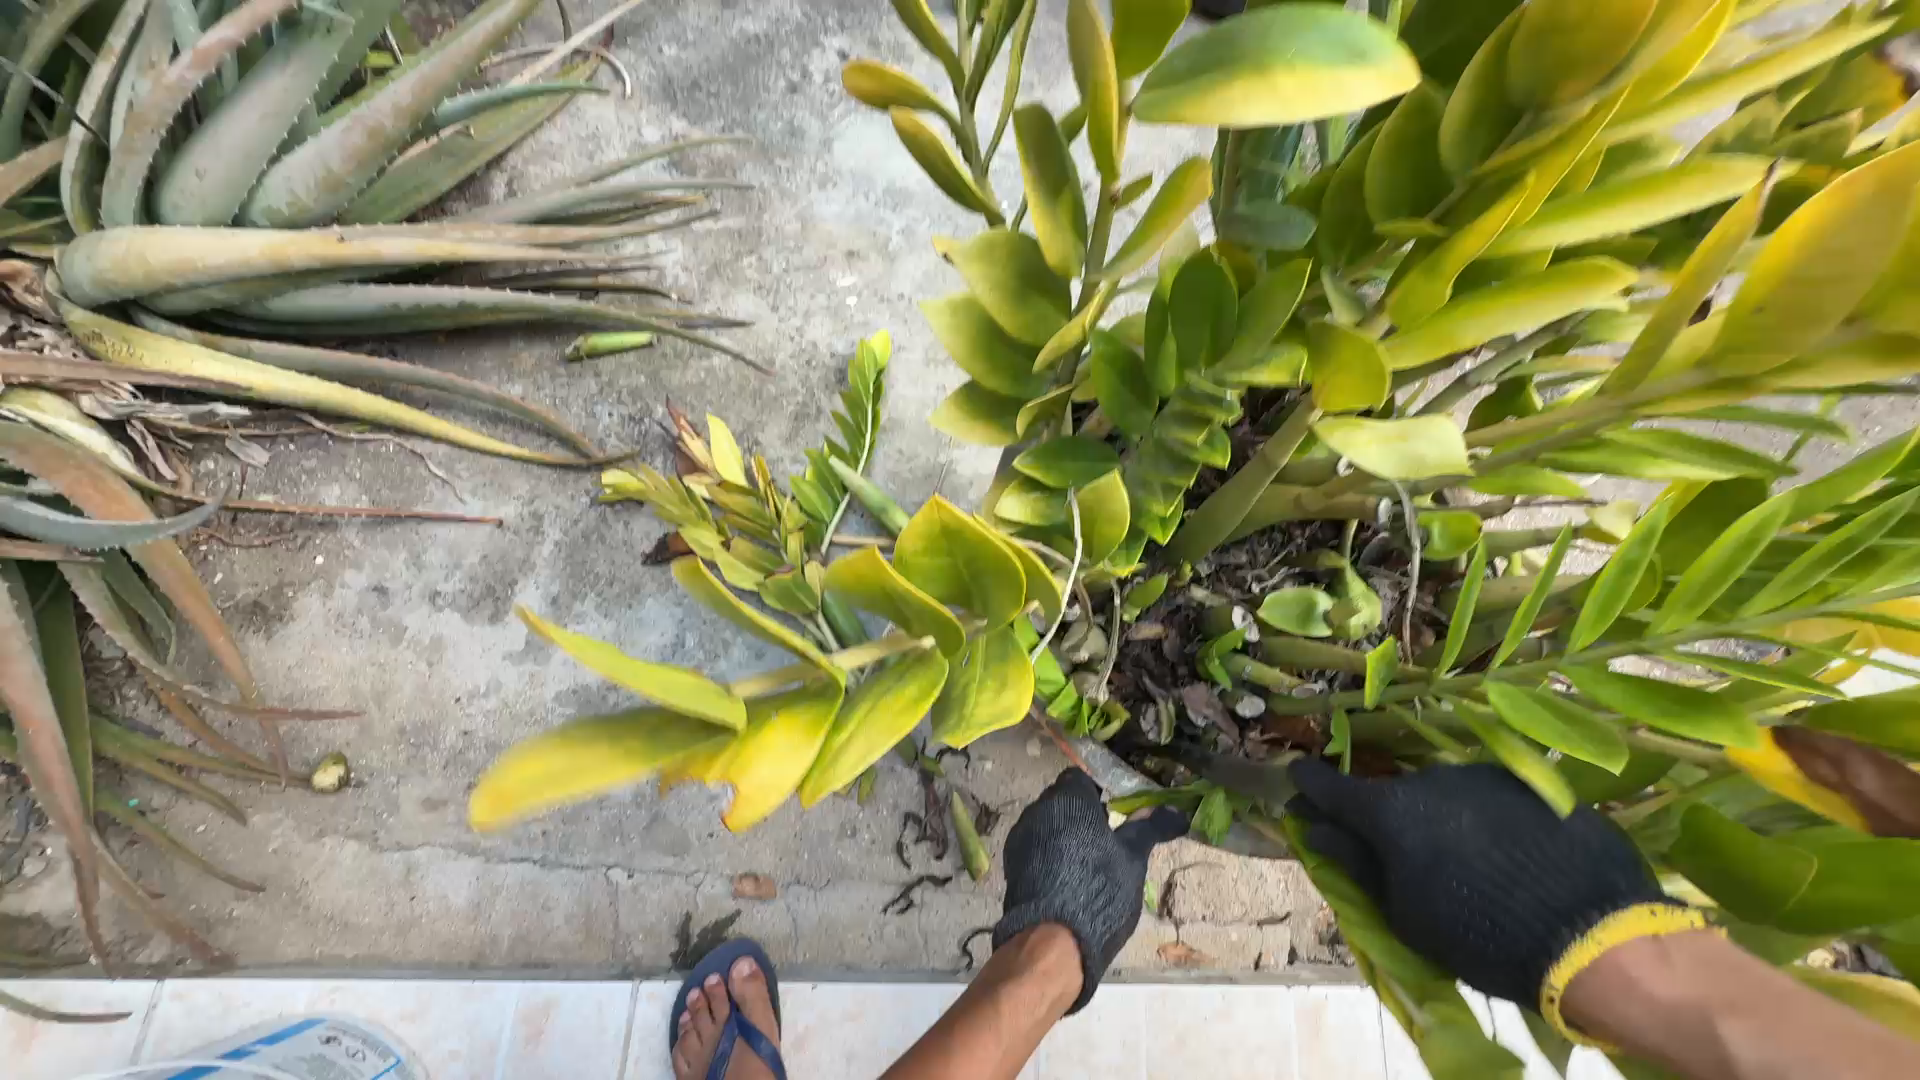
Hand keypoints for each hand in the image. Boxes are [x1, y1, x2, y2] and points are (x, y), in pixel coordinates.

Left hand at [992, 769, 1188, 1013]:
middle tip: (1106, 839)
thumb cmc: (1100, 889)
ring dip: (1065, 833)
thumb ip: (1150, 827)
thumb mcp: (1132, 858)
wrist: (1052, 940)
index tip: (1115, 812)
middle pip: (1063, 800)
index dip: (1099, 792)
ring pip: (1047, 823)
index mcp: (1069, 798)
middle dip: (1082, 813)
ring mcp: (1021, 835)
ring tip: (1088, 862)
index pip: (1082, 778)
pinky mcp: (1012, 861)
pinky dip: (1049, 853)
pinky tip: (1066, 879)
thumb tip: (1178, 810)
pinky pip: (1035, 845)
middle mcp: (1039, 808)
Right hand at [1286, 760, 1703, 1030]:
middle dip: (1384, 819)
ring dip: (1437, 820)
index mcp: (1387, 812)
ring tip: (1465, 863)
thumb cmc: (1481, 936)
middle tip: (1399, 855)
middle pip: (1389, 795)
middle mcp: (1426, 780)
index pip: (1327, 785)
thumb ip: (1355, 864)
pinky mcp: (1528, 784)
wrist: (1602, 940)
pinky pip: (1487, 801)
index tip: (1295, 781)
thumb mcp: (1404, 913)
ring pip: (1440, 796)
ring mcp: (1480, 777)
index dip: (1307, 784)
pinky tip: (1507, 858)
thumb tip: (1311, 829)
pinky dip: (1482, 822)